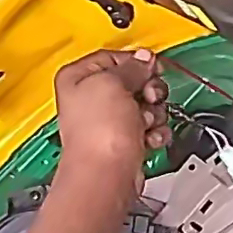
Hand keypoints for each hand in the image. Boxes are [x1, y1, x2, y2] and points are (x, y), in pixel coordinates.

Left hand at [53, 48, 171, 194]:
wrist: (108, 174)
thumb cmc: (98, 134)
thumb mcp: (114, 83)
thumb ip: (132, 67)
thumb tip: (144, 59)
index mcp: (78, 78)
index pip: (113, 58)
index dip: (136, 62)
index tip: (152, 67)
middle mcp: (92, 100)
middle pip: (134, 83)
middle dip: (148, 91)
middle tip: (148, 97)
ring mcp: (109, 122)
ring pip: (146, 106)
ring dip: (153, 114)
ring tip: (143, 122)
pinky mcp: (126, 141)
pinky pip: (150, 128)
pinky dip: (154, 132)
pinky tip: (147, 137)